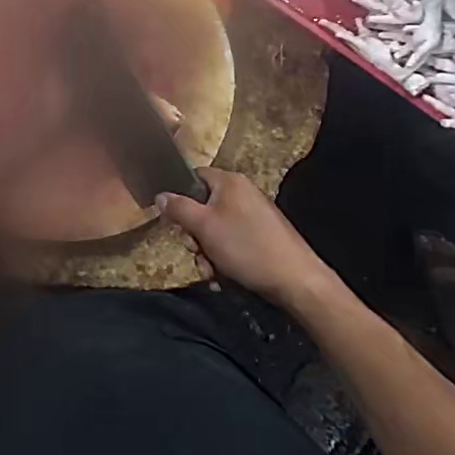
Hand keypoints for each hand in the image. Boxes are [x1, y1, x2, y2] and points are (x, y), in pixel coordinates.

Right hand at [156, 168, 341, 310]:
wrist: (294, 279)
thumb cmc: (246, 246)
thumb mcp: (204, 227)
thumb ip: (179, 208)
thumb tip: (160, 195)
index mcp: (230, 182)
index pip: (194, 176)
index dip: (179, 196)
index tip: (174, 220)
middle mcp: (242, 193)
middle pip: (203, 206)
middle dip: (194, 235)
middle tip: (196, 252)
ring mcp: (254, 215)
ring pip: (215, 229)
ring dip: (207, 253)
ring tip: (212, 272)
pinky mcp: (261, 236)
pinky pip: (232, 242)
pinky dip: (224, 259)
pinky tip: (224, 277)